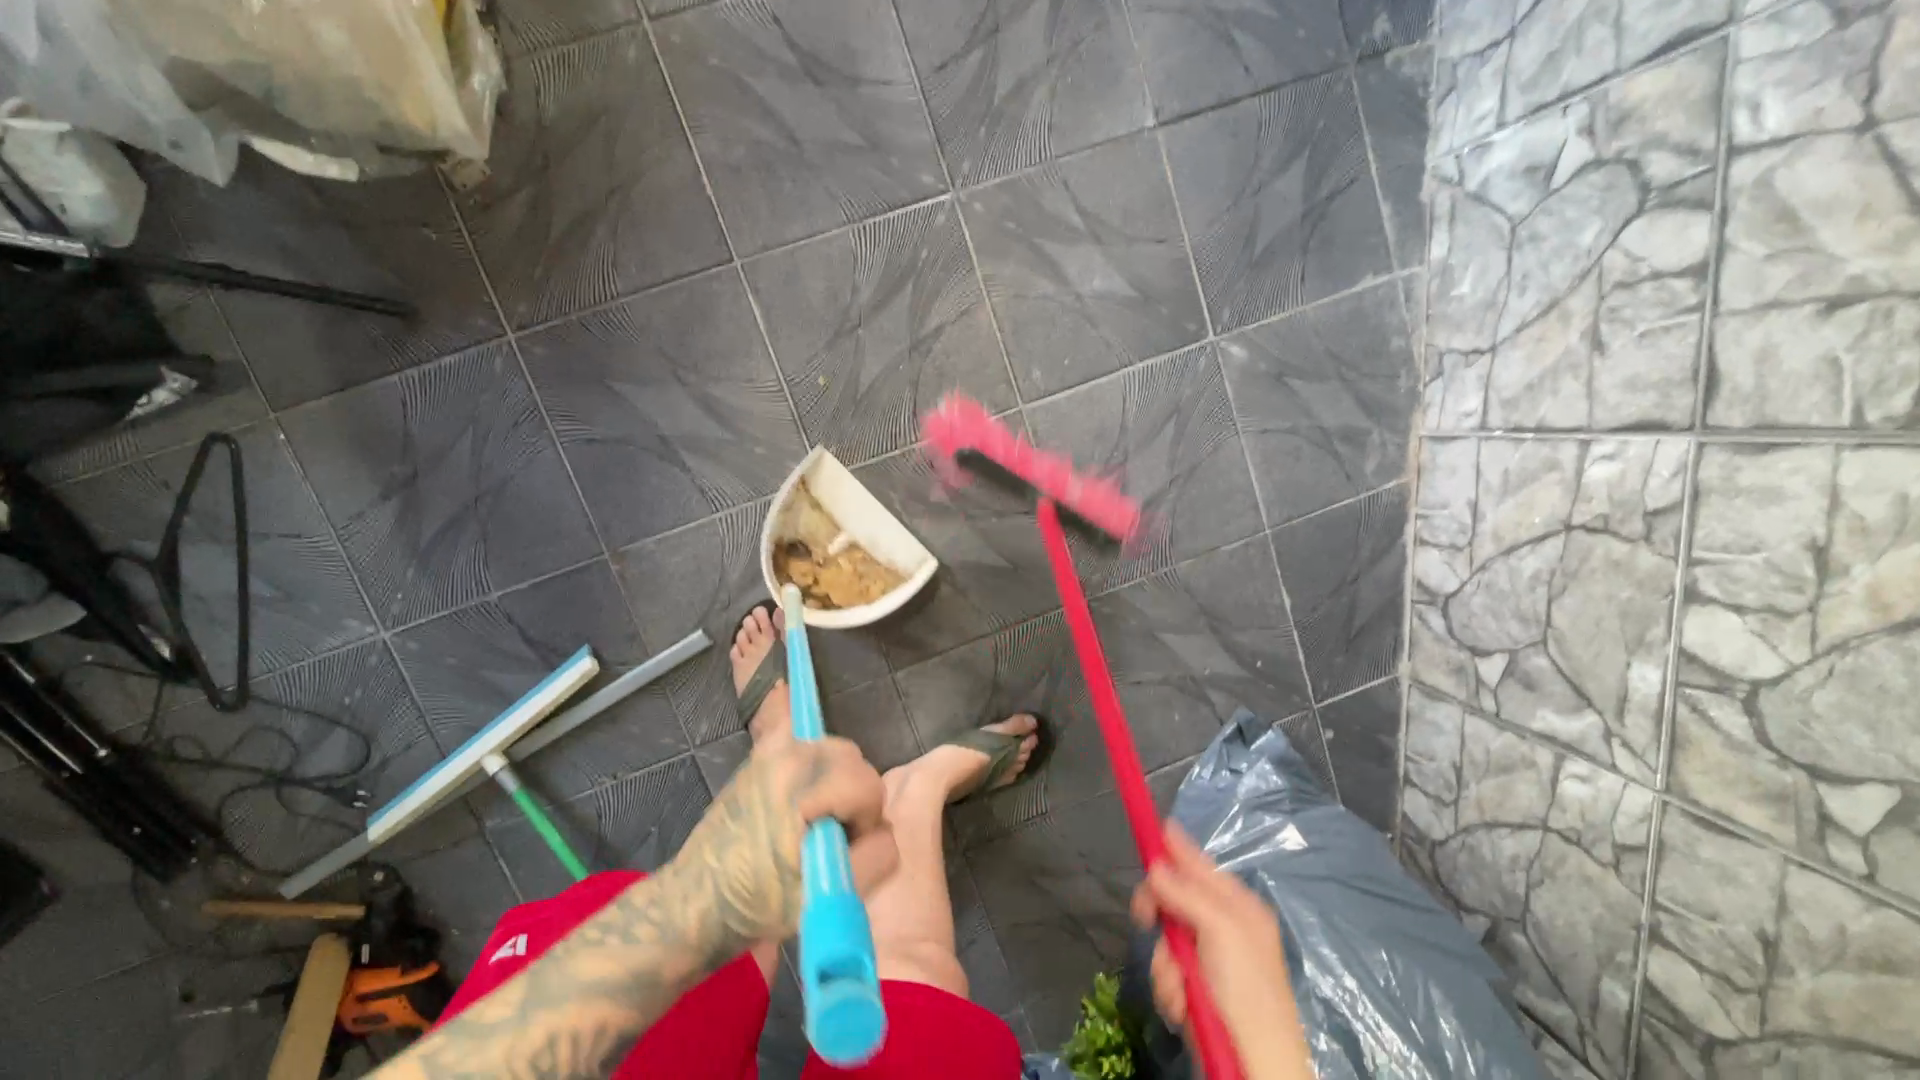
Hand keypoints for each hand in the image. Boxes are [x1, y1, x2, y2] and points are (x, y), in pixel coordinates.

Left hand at [665, 735, 897, 950]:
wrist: (697, 900)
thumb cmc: (757, 902)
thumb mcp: (825, 896)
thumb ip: (875, 859)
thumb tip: (886, 831)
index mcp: (800, 786)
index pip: (869, 785)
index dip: (867, 821)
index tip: (843, 849)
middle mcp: (787, 753)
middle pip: (855, 761)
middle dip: (856, 798)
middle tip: (834, 837)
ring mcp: (771, 747)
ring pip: (836, 752)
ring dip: (839, 784)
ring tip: (816, 823)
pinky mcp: (761, 752)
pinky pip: (808, 744)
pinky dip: (817, 767)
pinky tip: (804, 800)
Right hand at [1132, 825, 1309, 1078]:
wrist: (1254, 1064)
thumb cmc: (1245, 990)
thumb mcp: (1221, 932)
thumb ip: (1187, 894)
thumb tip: (1156, 865)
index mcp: (1241, 908)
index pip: (1202, 867)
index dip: (1176, 851)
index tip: (1152, 830)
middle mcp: (1226, 929)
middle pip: (1176, 901)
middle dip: (1161, 918)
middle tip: (1145, 920)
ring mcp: (1210, 962)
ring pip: (1165, 942)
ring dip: (1166, 967)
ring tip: (1182, 989)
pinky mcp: (1196, 992)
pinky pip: (1166, 974)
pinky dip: (1169, 990)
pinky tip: (1183, 1008)